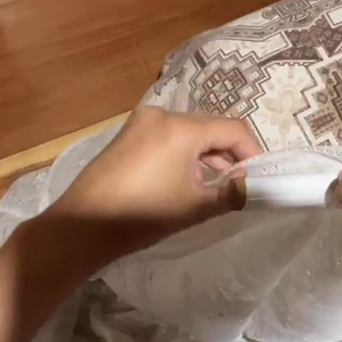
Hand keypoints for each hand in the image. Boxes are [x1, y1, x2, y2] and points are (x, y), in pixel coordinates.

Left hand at [24, 106, 260, 270]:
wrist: (82, 226)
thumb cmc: (143, 216)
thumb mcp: (194, 208)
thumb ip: (230, 194)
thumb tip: (252, 187)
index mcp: (181, 128)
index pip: (232, 129)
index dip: (252, 152)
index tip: (259, 177)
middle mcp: (162, 114)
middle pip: (210, 127)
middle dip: (229, 153)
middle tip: (239, 184)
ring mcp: (141, 122)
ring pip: (189, 132)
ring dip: (207, 154)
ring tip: (215, 186)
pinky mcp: (128, 134)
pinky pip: (168, 136)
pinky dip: (184, 153)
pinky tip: (186, 179)